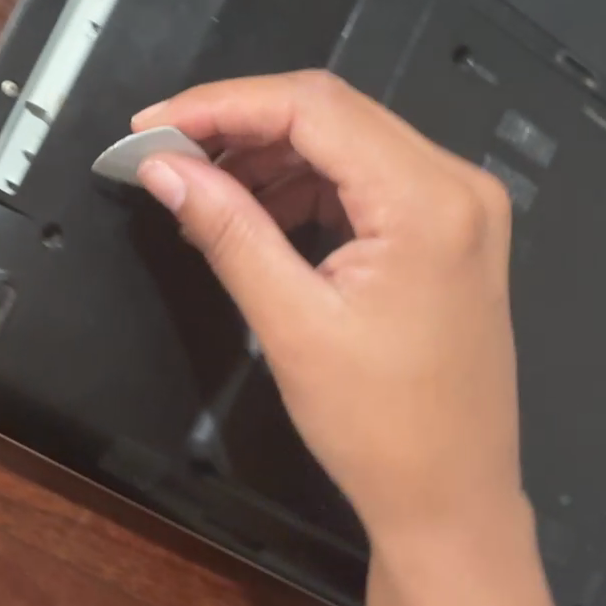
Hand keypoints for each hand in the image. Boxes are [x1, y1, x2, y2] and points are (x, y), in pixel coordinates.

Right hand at [129, 71, 523, 547]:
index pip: (311, 108)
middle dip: (234, 125)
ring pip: (336, 141)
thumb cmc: (378, 424)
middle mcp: (453, 185)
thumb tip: (162, 167)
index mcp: (429, 201)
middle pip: (326, 113)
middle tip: (163, 151)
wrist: (449, 500)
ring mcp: (452, 206)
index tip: (151, 125)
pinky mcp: (436, 229)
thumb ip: (225, 228)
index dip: (219, 105)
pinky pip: (352, 178)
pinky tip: (246, 212)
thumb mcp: (289, 321)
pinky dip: (291, 185)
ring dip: (259, 155)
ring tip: (197, 188)